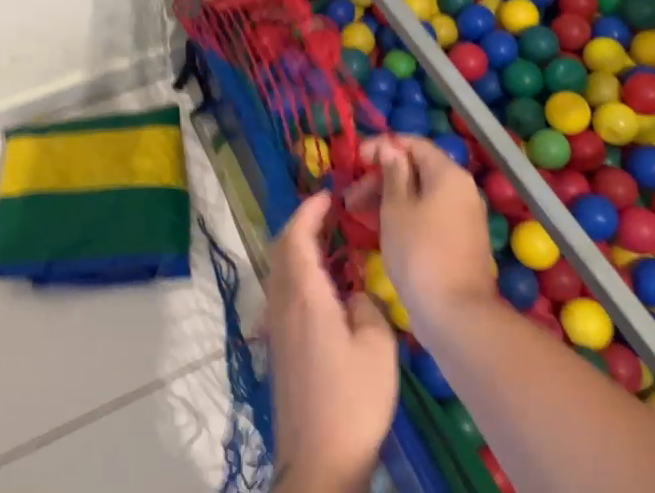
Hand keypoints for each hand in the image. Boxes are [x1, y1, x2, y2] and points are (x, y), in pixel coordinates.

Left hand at [268, 189, 397, 492]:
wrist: (319, 458)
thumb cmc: (353, 400)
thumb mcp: (377, 347)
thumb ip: (366, 307)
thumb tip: (355, 294)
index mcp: (304, 297)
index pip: (295, 238)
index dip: (308, 211)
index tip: (327, 194)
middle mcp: (282, 305)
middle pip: (280, 251)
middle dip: (300, 225)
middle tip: (329, 213)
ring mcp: (277, 328)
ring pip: (279, 272)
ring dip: (297, 249)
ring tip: (329, 241)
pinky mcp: (280, 348)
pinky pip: (283, 293)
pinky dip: (298, 274)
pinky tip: (324, 286)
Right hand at [365, 137, 495, 331]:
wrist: (455, 312)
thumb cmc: (419, 253)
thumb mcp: (396, 208)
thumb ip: (392, 173)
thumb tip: (390, 149)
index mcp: (448, 174)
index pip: (413, 144)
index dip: (381, 146)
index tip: (355, 161)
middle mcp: (461, 189)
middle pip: (416, 170)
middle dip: (380, 178)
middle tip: (350, 198)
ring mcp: (463, 216)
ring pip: (420, 195)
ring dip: (388, 199)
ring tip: (357, 216)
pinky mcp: (459, 240)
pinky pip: (428, 215)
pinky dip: (404, 216)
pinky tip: (380, 231)